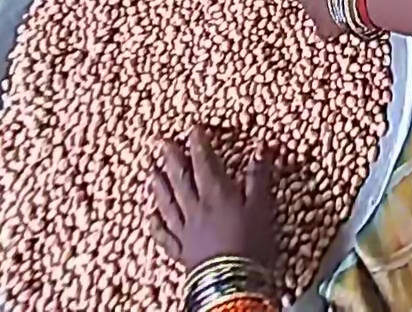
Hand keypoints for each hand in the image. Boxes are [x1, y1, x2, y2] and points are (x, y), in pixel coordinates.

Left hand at [147, 127, 277, 269]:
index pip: (204, 161)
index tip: (191, 127)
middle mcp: (196, 208)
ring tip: (151, 170)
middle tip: (159, 141)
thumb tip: (262, 146)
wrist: (231, 284)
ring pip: (168, 203)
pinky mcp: (182, 252)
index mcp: (216, 192)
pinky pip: (165, 235)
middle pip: (180, 178)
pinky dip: (156, 224)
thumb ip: (258, 174)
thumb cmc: (249, 241)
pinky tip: (150, 215)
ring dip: (158, 185)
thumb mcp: (260, 203)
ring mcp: (186, 231)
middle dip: (171, 158)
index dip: (198, 143)